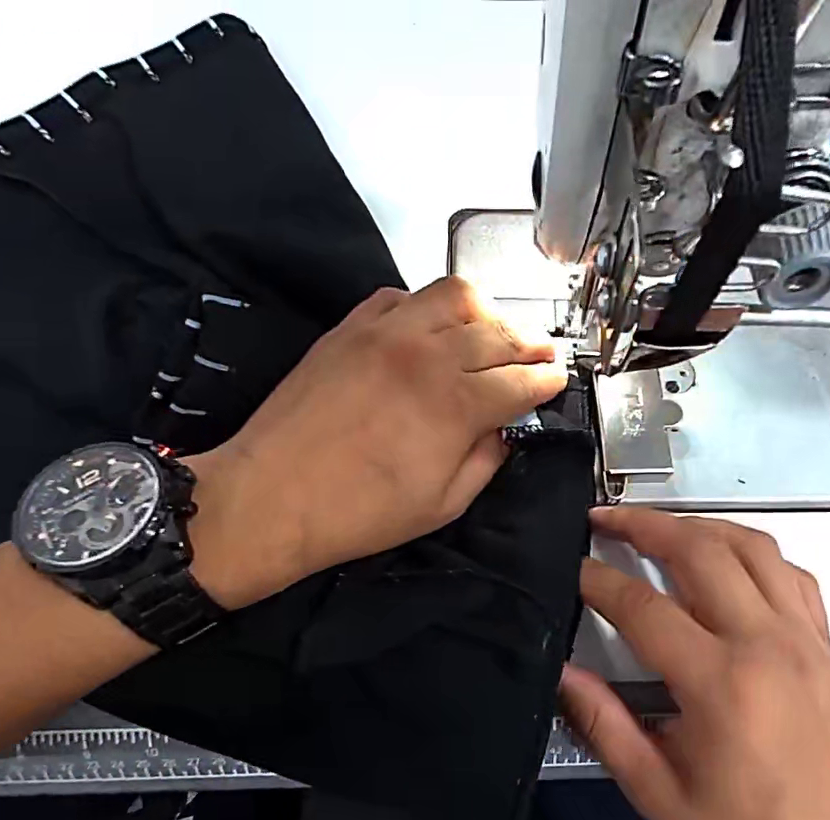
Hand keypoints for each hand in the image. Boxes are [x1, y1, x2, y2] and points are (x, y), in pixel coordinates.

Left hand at [182, 277, 566, 607]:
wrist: (273, 496)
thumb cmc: (360, 512)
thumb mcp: (444, 504)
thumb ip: (486, 460)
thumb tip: (504, 431)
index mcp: (456, 404)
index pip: (521, 379)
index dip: (547, 381)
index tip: (556, 381)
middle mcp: (428, 354)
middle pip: (498, 333)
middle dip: (528, 344)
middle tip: (538, 355)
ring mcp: (387, 331)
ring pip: (455, 296)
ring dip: (486, 312)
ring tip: (492, 332)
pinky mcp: (351, 326)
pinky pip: (402, 296)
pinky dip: (428, 307)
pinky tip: (431, 329)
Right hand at [559, 507, 829, 819]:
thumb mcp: (657, 792)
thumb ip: (603, 724)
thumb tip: (561, 672)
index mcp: (720, 683)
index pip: (644, 607)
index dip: (599, 580)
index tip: (571, 566)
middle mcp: (766, 644)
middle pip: (701, 551)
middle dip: (645, 525)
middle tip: (604, 518)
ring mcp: (804, 638)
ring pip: (752, 547)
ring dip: (699, 525)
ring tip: (657, 526)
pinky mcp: (825, 644)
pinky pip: (791, 574)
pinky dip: (752, 552)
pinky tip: (725, 560)